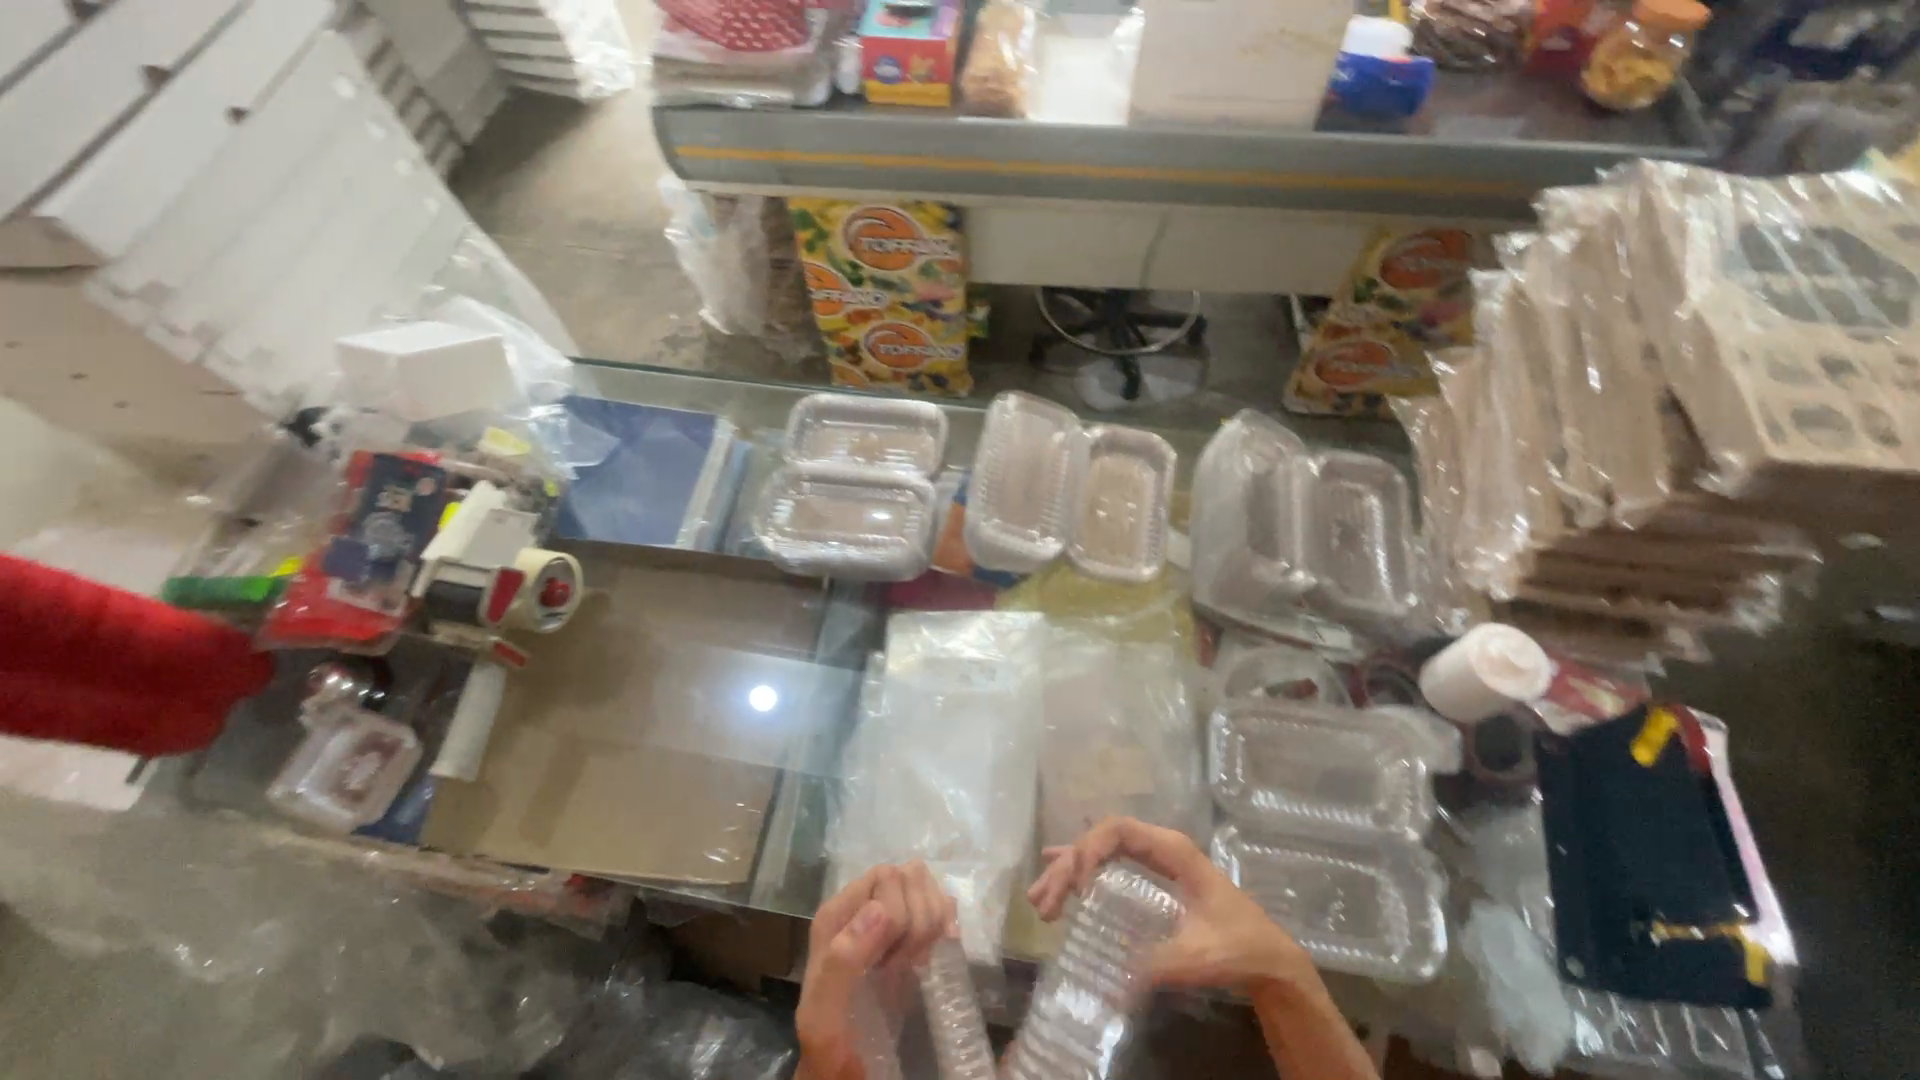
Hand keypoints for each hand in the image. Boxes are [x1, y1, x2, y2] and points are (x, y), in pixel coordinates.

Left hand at [796, 862, 957, 1079]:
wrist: (845, 1072)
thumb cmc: (832, 1047)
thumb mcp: (823, 1015)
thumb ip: (842, 962)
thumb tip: (881, 909)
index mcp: (836, 915)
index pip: (886, 878)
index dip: (900, 914)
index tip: (892, 961)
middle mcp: (860, 907)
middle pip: (909, 877)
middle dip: (918, 920)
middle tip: (906, 963)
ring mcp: (885, 917)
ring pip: (925, 886)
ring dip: (932, 922)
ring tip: (917, 960)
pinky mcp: (908, 932)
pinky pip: (938, 902)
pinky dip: (945, 923)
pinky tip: (937, 951)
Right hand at [1026, 817, 1315, 992]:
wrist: (1268, 958)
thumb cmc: (1238, 948)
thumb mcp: (1198, 957)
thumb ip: (1157, 966)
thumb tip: (1112, 986)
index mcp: (1172, 851)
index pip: (1118, 829)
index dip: (1090, 849)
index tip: (1077, 887)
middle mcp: (1159, 848)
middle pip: (1101, 841)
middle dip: (1068, 868)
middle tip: (1044, 904)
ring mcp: (1155, 861)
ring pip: (1101, 853)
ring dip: (1068, 871)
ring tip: (1039, 899)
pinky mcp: (1153, 879)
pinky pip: (1109, 863)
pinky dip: (1082, 871)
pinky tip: (1057, 877)